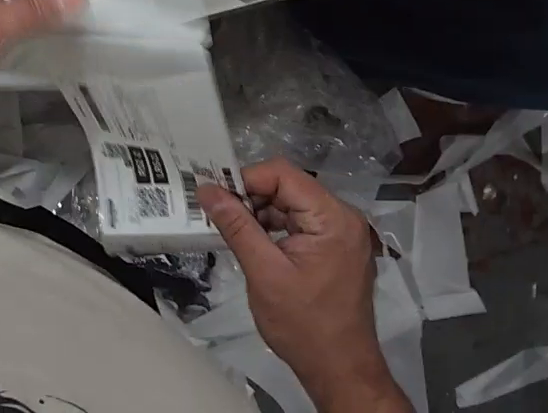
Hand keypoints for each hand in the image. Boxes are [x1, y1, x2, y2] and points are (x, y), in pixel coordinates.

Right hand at [197, 160, 408, 412]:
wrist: (341, 373)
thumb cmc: (304, 325)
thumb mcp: (264, 272)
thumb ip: (236, 225)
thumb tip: (206, 189)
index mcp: (333, 218)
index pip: (282, 174)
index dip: (245, 179)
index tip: (216, 197)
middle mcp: (342, 217)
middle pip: (286, 185)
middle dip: (250, 196)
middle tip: (219, 214)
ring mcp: (340, 232)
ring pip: (289, 202)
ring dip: (259, 212)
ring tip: (231, 229)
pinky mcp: (334, 247)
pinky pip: (297, 221)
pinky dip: (272, 226)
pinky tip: (252, 241)